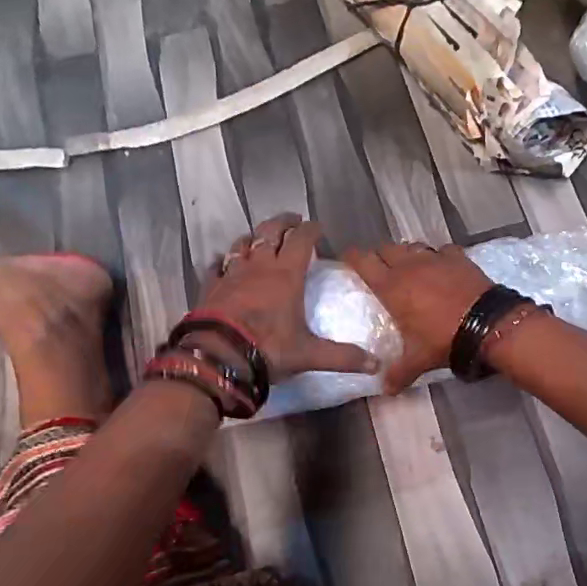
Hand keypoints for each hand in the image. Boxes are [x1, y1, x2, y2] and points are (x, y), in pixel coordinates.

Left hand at [197, 214, 378, 381]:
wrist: (218, 357)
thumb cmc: (268, 349)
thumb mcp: (309, 355)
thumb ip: (342, 357)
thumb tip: (376, 364)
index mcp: (286, 276)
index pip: (301, 241)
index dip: (310, 231)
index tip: (317, 227)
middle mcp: (259, 267)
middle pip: (270, 232)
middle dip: (283, 223)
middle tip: (292, 220)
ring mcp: (231, 274)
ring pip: (242, 244)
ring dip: (253, 238)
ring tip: (259, 238)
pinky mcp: (210, 287)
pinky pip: (216, 266)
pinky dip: (223, 261)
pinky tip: (223, 262)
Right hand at [346, 240, 493, 394]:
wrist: (486, 325)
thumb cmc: (442, 340)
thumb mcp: (417, 360)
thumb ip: (398, 373)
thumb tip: (385, 390)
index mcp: (391, 287)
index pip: (363, 261)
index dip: (352, 257)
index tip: (348, 259)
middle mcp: (408, 266)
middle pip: (385, 249)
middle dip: (379, 256)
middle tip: (380, 270)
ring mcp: (434, 258)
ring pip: (412, 246)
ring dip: (407, 255)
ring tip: (409, 268)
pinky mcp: (457, 257)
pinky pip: (441, 249)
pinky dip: (437, 256)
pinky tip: (441, 267)